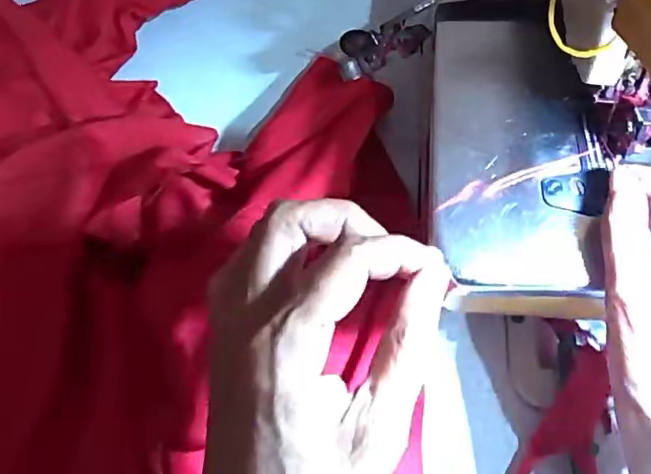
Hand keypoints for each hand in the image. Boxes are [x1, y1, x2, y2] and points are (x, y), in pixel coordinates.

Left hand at [206, 199, 451, 473]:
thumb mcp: (377, 432)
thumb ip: (407, 345)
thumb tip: (431, 274)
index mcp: (286, 343)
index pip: (347, 258)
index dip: (397, 250)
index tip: (430, 264)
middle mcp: (246, 315)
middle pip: (290, 220)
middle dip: (347, 218)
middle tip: (386, 248)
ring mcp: (224, 315)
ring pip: (264, 227)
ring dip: (315, 224)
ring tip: (356, 250)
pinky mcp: (219, 323)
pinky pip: (247, 254)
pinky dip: (285, 244)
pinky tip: (313, 267)